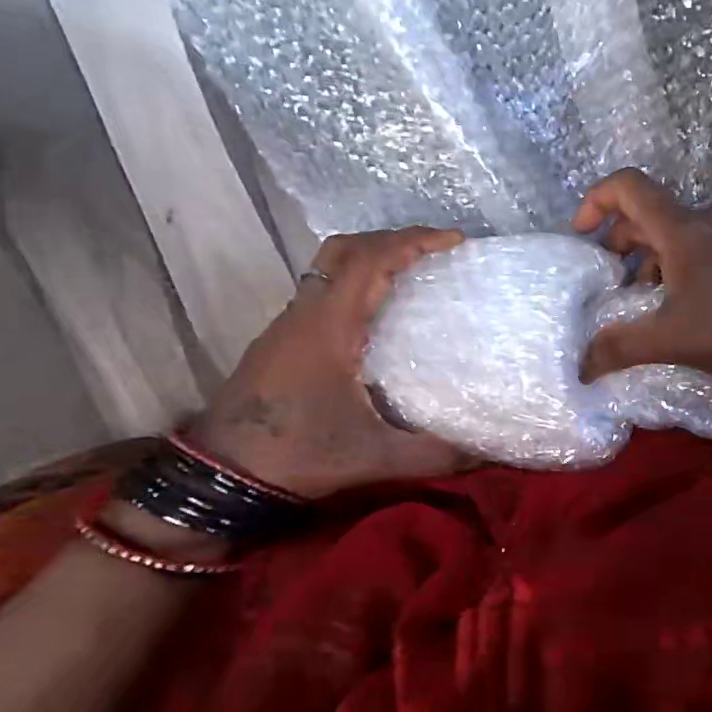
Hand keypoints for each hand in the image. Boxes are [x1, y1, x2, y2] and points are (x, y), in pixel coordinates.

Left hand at [191, 227, 475, 498]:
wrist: (225, 472)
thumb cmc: (299, 454)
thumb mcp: (376, 458)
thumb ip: (435, 455)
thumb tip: (486, 453)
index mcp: (329, 328)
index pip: (371, 262)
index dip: (413, 242)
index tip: (454, 241)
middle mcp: (306, 314)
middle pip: (345, 249)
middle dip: (393, 239)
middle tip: (434, 251)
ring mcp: (288, 325)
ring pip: (329, 268)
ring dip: (370, 260)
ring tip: (412, 276)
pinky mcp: (282, 342)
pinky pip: (322, 292)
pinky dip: (354, 284)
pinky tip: (377, 316)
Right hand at [576, 169, 711, 381]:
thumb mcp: (667, 340)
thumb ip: (619, 347)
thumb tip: (581, 366)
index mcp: (680, 230)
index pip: (628, 188)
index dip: (596, 200)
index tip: (581, 234)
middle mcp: (700, 224)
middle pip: (645, 214)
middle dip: (616, 240)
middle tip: (603, 276)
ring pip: (668, 234)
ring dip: (642, 258)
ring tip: (632, 297)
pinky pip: (689, 250)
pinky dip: (667, 267)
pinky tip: (665, 304)